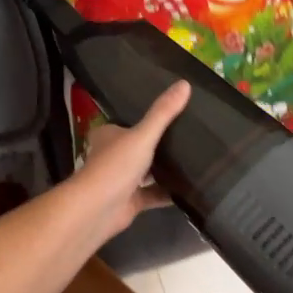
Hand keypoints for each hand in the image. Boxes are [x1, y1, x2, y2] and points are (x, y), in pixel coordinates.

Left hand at [59, 82, 191, 236]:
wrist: (98, 209)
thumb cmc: (116, 165)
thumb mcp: (143, 134)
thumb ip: (163, 113)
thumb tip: (185, 83)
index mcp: (109, 135)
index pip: (128, 123)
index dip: (145, 120)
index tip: (172, 114)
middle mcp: (113, 156)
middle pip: (139, 147)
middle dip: (158, 145)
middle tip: (190, 136)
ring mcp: (121, 180)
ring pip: (146, 172)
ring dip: (164, 169)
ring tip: (194, 159)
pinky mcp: (130, 202)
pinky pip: (153, 194)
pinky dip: (168, 193)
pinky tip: (189, 188)